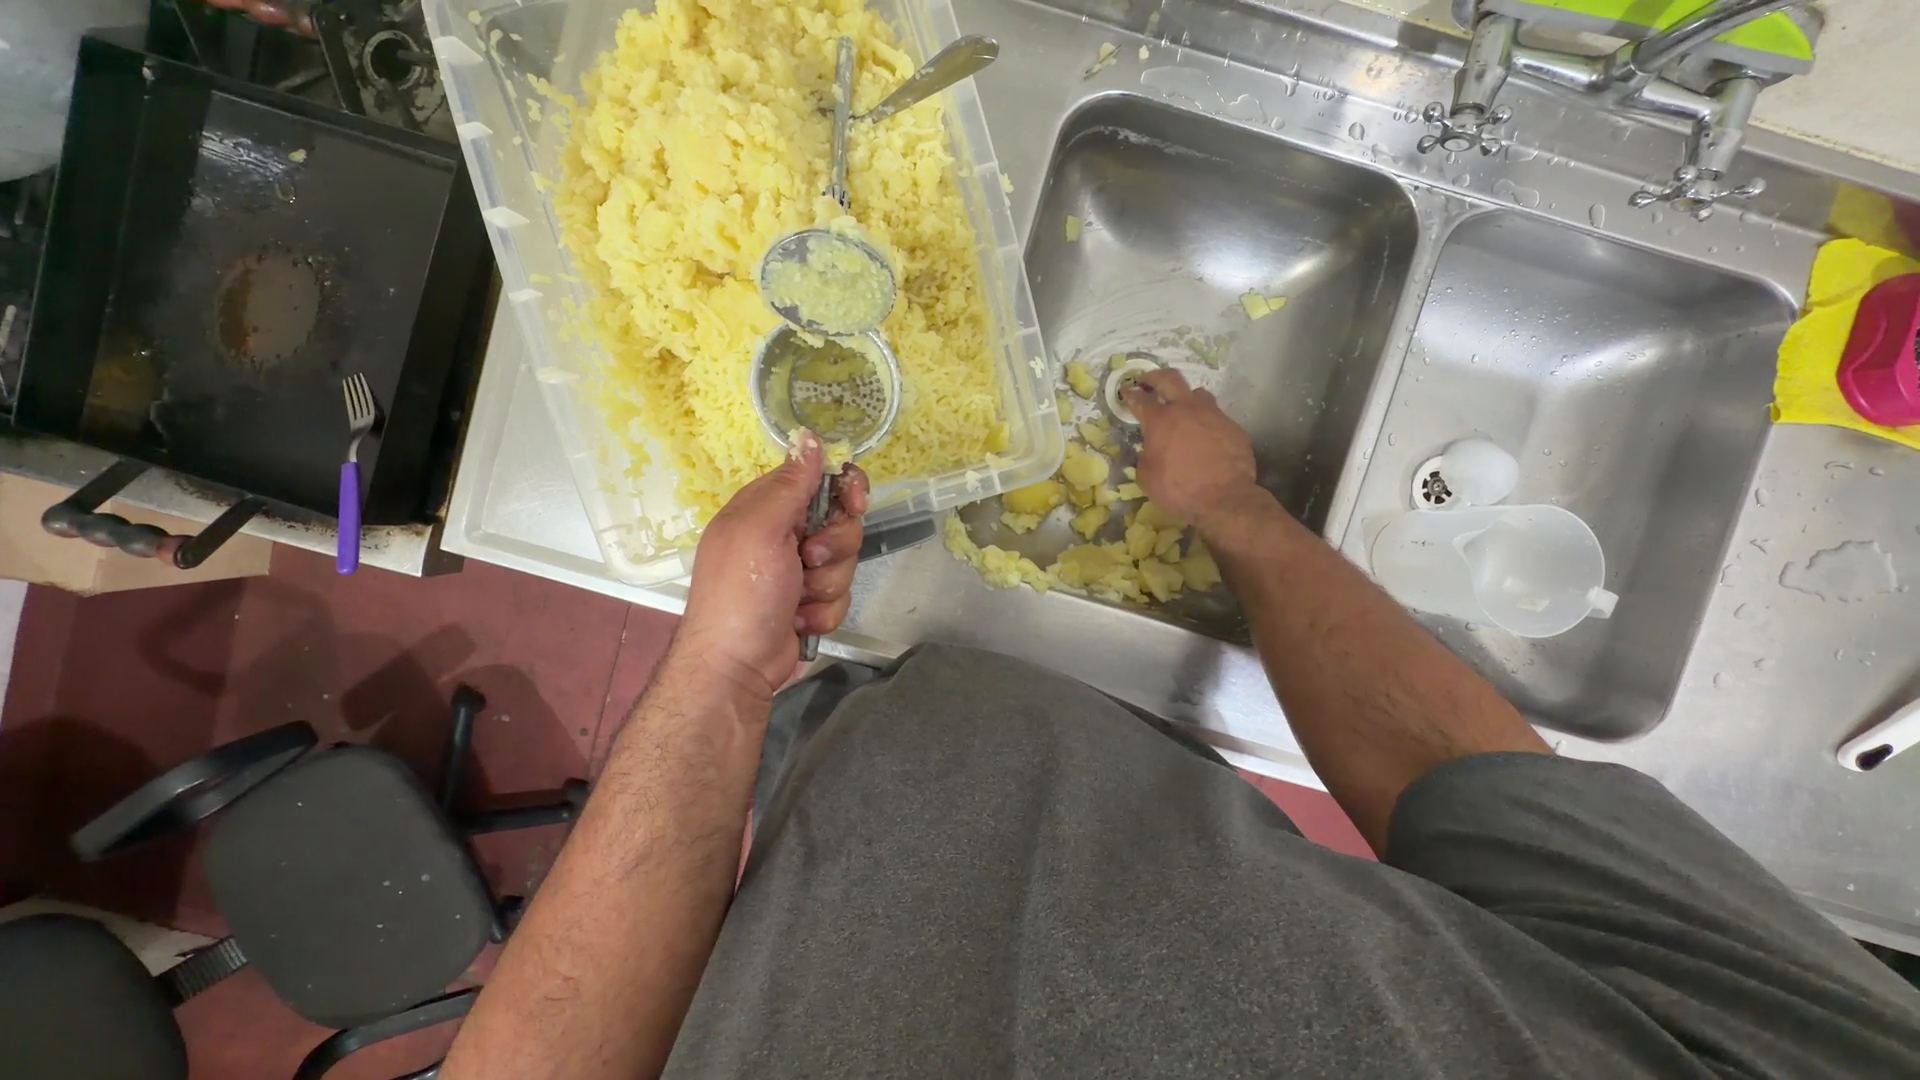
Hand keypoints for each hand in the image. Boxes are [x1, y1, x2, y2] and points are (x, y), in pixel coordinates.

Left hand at [674, 432, 869, 700]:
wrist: (736, 666)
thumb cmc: (742, 591)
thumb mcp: (761, 529)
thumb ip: (790, 484)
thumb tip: (808, 436)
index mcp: (767, 507)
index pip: (820, 479)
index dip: (844, 489)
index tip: (855, 505)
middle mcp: (784, 534)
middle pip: (842, 523)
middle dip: (834, 547)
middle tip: (808, 560)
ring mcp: (797, 571)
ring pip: (845, 562)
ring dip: (826, 585)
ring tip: (797, 600)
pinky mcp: (809, 603)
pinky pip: (840, 595)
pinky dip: (823, 612)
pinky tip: (799, 622)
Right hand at [1122, 368, 1257, 528]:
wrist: (1224, 497)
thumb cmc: (1178, 488)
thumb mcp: (1147, 476)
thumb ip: (1146, 456)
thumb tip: (1151, 450)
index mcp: (1160, 420)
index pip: (1141, 399)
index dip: (1130, 393)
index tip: (1126, 389)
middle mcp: (1186, 409)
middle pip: (1170, 378)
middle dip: (1155, 376)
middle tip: (1148, 380)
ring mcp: (1212, 415)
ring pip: (1197, 394)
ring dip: (1186, 398)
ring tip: (1182, 408)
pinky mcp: (1232, 426)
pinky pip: (1215, 417)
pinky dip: (1206, 422)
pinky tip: (1205, 436)